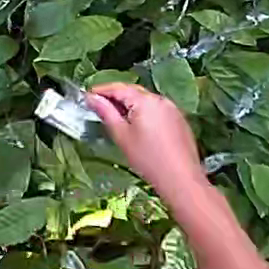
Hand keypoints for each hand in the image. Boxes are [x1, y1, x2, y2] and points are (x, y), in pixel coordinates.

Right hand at [86, 82, 204, 195]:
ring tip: (115, 115)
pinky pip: (156, 109)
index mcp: (145, 101)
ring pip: (145, 100)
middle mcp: (161, 100)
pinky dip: (143, 111)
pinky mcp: (180, 121)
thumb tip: (92, 98)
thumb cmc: (147, 158)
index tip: (87, 96)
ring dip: (129, 103)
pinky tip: (136, 125)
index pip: (118, 88)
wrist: (181, 180)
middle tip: (98, 105)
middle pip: (132, 91)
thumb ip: (105, 112)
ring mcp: (173, 110)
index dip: (100, 90)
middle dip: (114, 96)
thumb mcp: (121, 134)